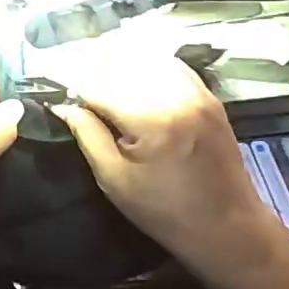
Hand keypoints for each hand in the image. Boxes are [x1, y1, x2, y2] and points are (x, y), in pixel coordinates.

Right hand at [51, 56, 288, 284]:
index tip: (60, 97)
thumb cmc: (165, 211)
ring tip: (105, 87)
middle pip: (123, 67)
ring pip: (149, 61)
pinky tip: (137, 83)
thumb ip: (88, 135)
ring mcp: (197, 92)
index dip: (76, 93)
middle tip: (80, 94)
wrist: (228, 227)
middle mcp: (176, 95)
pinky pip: (173, 68)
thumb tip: (64, 105)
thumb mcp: (115, 179)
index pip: (100, 89)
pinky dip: (151, 69)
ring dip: (123, 68)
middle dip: (97, 76)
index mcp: (151, 119)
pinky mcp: (209, 96)